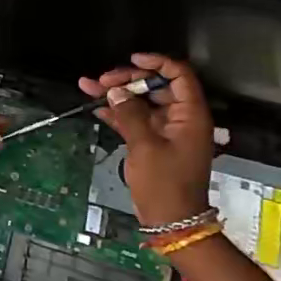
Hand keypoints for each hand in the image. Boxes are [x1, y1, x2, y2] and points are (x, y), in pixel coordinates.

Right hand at [80, 53, 214, 226]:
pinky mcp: (153, 142)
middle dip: (129, 79)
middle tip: (103, 81)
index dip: (157, 63)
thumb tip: (115, 91)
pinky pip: (135, 118)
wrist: (171, 221)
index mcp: (190, 115)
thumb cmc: (165, 184)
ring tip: (89, 86)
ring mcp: (166, 130)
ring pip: (142, 101)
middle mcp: (181, 118)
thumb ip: (130, 114)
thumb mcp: (145, 147)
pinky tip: (96, 105)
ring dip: (117, 94)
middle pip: (157, 86)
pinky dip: (117, 111)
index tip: (132, 60)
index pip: (179, 76)